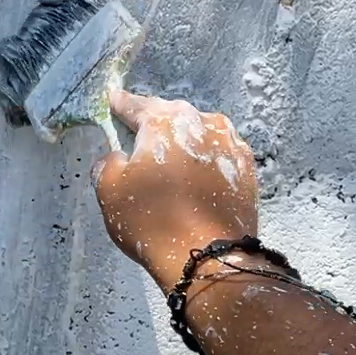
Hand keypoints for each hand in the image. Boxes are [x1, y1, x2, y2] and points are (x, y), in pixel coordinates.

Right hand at [94, 89, 259, 290]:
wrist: (208, 256)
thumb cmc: (151, 221)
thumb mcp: (109, 192)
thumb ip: (107, 164)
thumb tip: (116, 157)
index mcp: (166, 121)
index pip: (137, 106)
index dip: (122, 104)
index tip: (114, 98)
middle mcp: (203, 123)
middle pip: (172, 116)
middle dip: (156, 123)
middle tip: (141, 133)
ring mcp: (230, 145)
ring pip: (200, 133)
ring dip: (184, 141)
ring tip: (171, 156)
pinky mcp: (248, 171)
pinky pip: (219, 155)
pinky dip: (205, 160)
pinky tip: (197, 174)